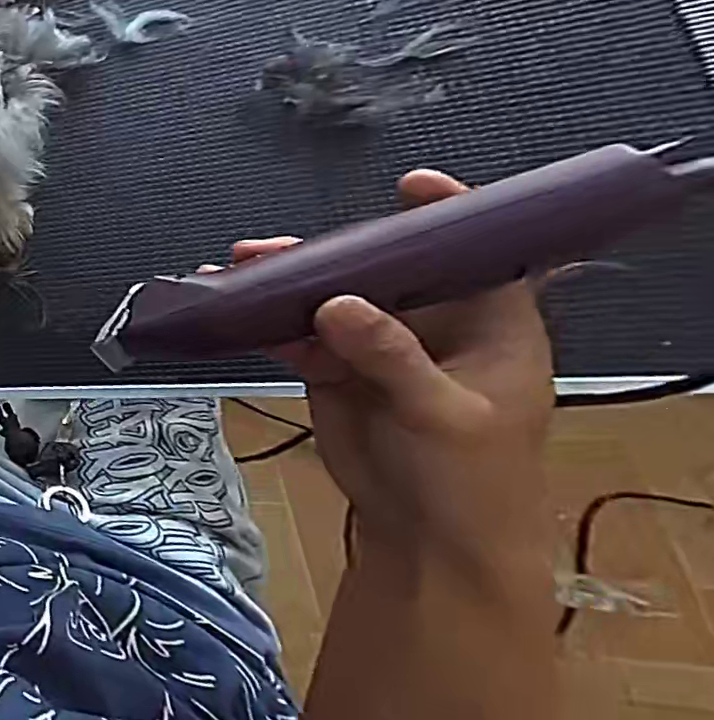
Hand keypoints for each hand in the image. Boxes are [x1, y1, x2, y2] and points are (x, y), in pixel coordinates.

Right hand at [232, 170, 554, 580]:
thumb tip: (336, 304)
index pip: (478, 258)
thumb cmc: (469, 477)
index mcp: (487, 328)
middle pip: (376, 272)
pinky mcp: (331, 368)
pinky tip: (232, 309)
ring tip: (233, 272)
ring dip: (280, 286)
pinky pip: (293, 333)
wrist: (423, 533)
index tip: (410, 187)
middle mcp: (428, 327)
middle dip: (325, 254)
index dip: (449, 218)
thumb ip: (393, 356)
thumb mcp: (442, 414)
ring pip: (323, 300)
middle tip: (267, 248)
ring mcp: (372, 347)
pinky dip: (263, 320)